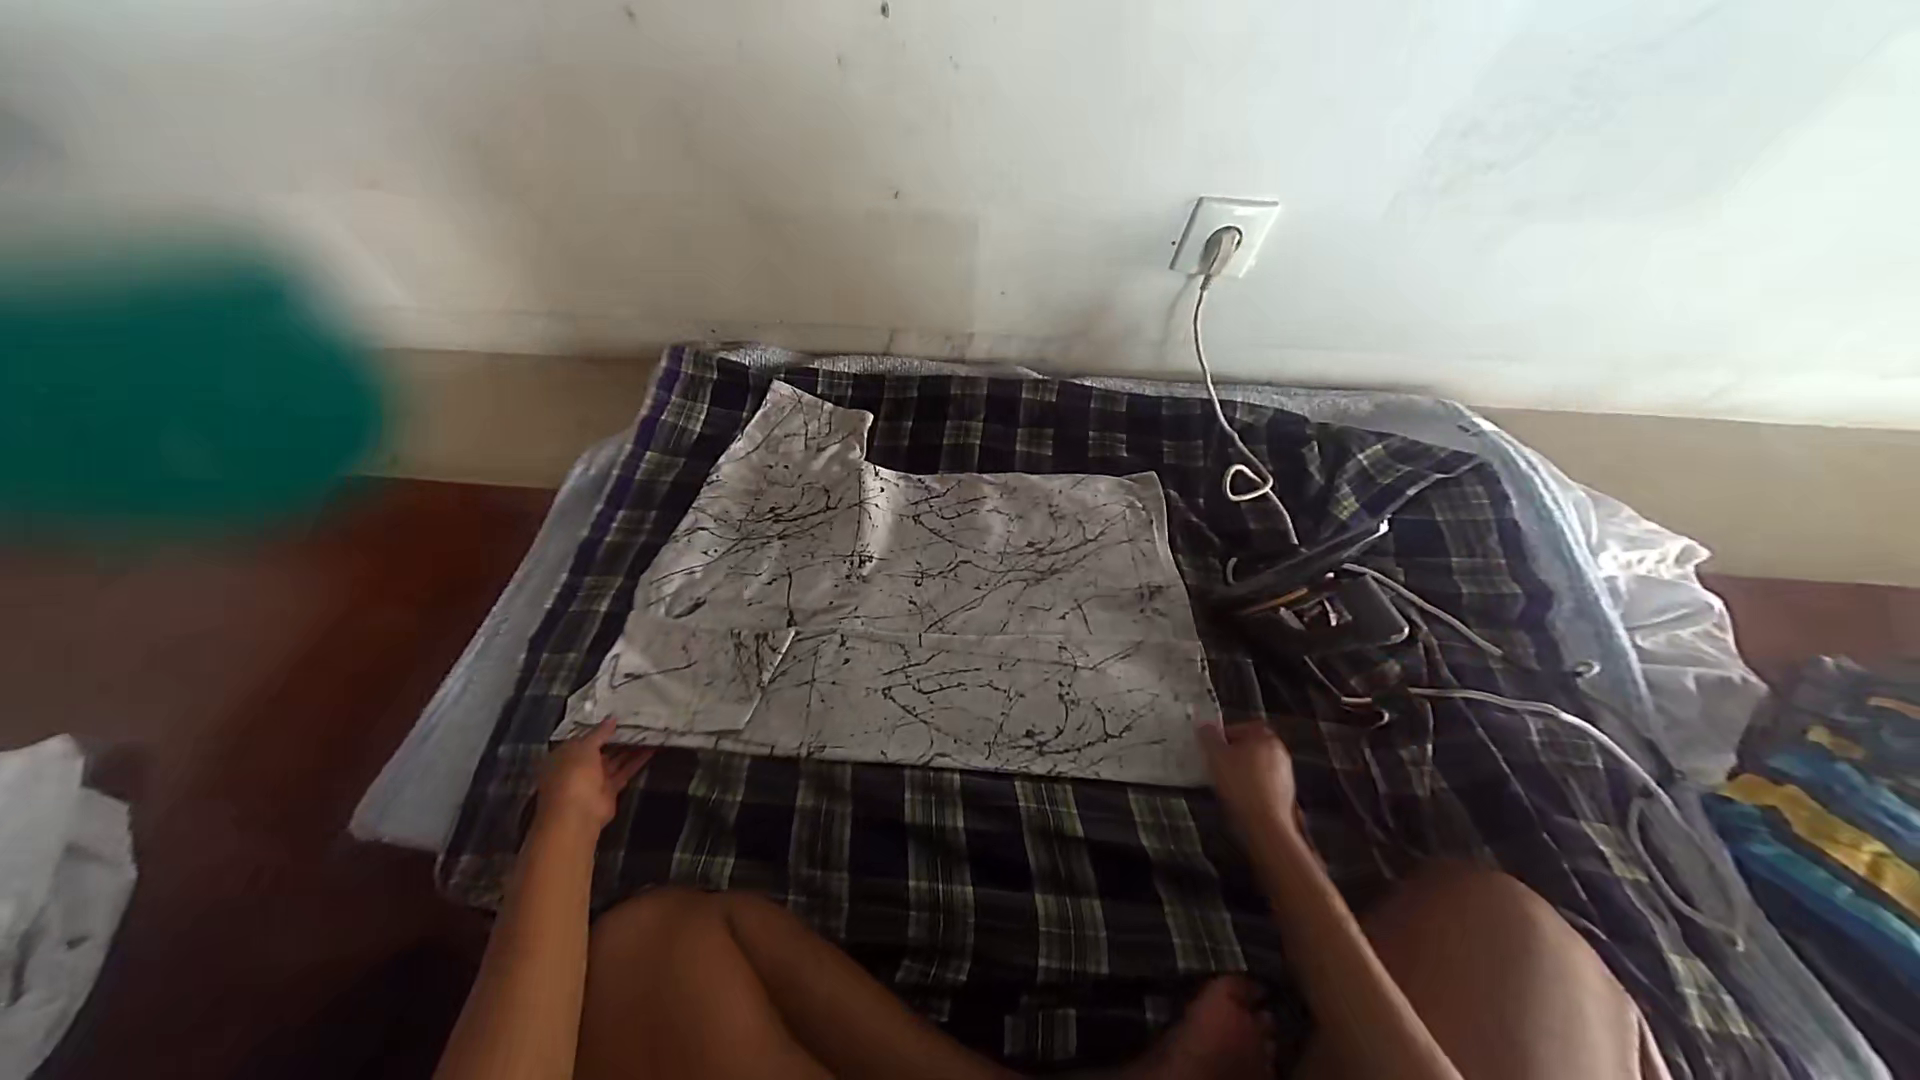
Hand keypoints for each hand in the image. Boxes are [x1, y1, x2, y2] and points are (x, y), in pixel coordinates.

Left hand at [535, 718, 653, 830]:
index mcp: (565, 756)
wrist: (577, 814)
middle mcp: (578, 767)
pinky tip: (651, 749)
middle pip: (601, 749)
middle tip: (638, 721)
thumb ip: (599, 733)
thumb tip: (612, 718)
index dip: (599, 728)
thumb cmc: (573, 775)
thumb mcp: (583, 748)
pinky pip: (625, 771)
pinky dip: (637, 761)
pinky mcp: (610, 790)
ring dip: (630, 748)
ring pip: (615, 760)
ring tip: (649, 732)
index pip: (583, 738)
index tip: (617, 715)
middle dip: (617, 738)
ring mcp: (594, 780)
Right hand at [1199, 718, 1300, 842]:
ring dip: (1241, 769)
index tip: (1210, 749)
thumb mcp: (1216, 756)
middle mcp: (1279, 750)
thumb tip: (1204, 726)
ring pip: (1255, 764)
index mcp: (1264, 736)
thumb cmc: (1240, 784)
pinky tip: (1240, 795)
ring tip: (1225, 782)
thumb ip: (1208, 736)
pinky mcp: (1287, 792)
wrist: (1266, 824)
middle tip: (1216, 764)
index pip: (1238, 727)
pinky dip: (1251, 784)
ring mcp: (1285, 772)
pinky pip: (1263, 781)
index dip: (1221, 736)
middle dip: (1231, 753)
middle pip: (1248, 745)